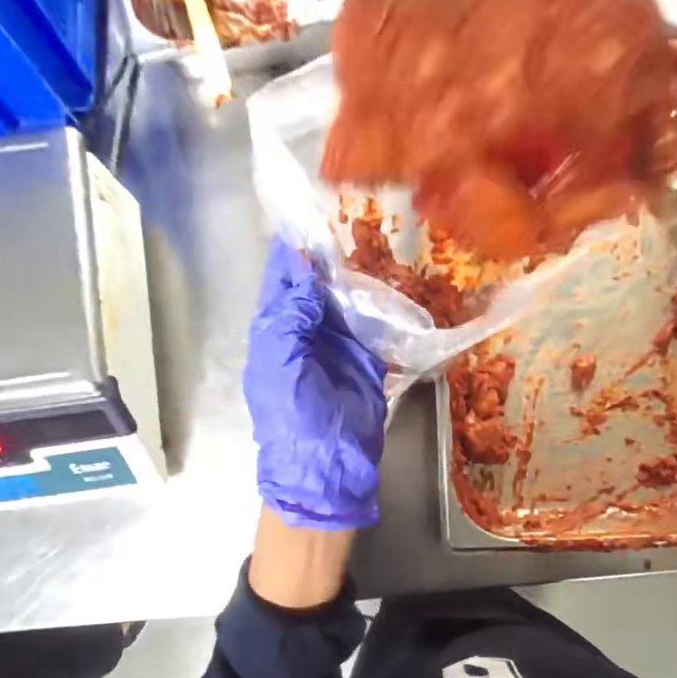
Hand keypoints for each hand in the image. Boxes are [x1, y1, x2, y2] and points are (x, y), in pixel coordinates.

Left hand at [245, 240, 387, 529]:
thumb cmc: (294, 418)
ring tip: (387, 237)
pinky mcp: (369, 359)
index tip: (315, 209)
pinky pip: (376, 325)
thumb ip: (288, 314)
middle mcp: (307, 331)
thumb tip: (298, 263)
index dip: (295, 247)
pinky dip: (386, 306)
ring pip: (350, 299)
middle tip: (364, 214)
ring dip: (363, 276)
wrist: (328, 468)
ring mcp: (339, 344)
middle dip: (337, 254)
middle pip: (320, 283)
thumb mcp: (281, 363)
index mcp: (276, 330)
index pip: (283, 278)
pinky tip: (400, 282)